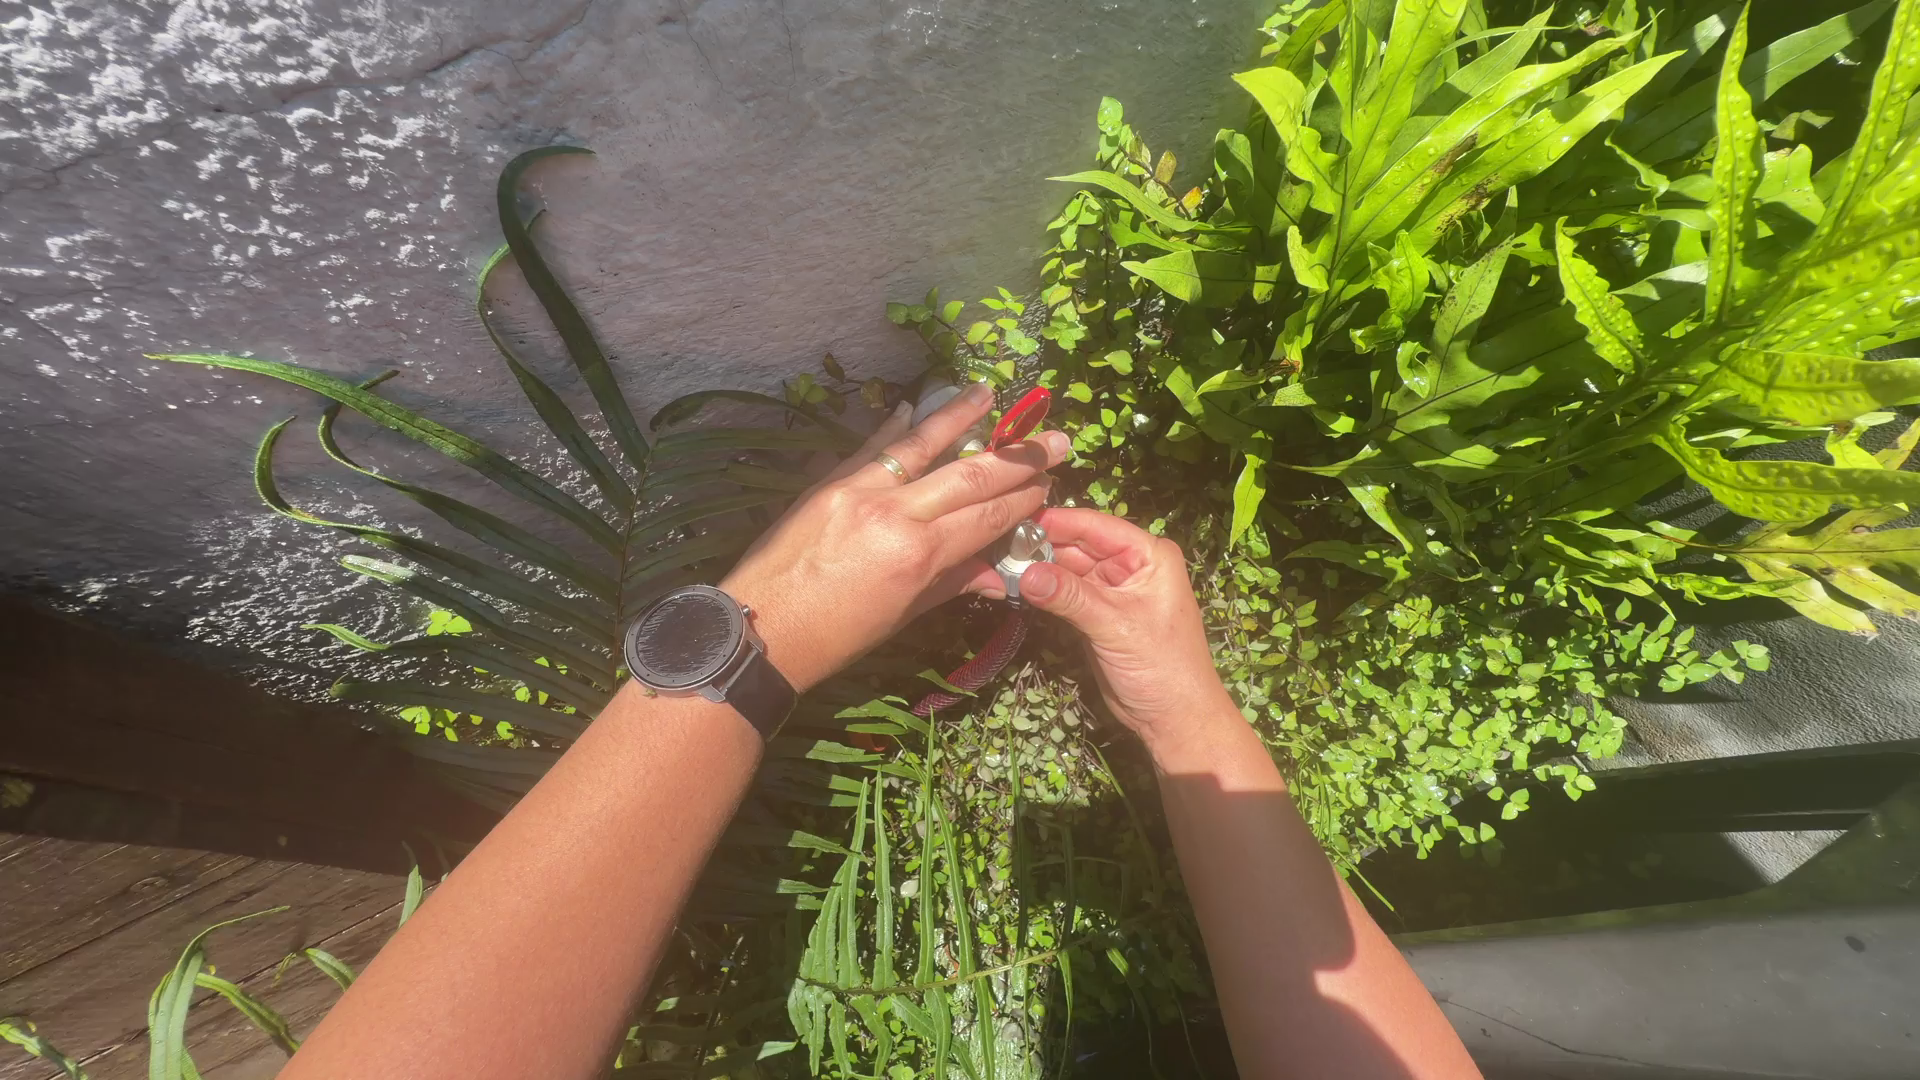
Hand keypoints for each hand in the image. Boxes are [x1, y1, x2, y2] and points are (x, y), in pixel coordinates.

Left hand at [721, 381, 1068, 691]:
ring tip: (988, 392)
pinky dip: (893, 427)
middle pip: (968, 475)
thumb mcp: (902, 617)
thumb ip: (951, 584)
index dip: (1022, 499)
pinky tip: (913, 406)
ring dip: (958, 417)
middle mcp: (894, 513)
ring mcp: (858, 491)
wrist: (759, 631)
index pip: (985, 516)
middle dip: (1016, 456)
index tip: (1048, 484)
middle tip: (1053, 439)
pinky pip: (870, 449)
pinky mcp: (828, 483)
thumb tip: (998, 574)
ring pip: (919, 446)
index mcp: (918, 555)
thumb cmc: (837, 638)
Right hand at [1015, 508, 1237, 753]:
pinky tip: (1015, 586)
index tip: (1014, 522)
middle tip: (997, 547)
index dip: (1056, 522)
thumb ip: (1071, 597)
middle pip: (1076, 545)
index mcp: (1147, 555)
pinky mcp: (1094, 614)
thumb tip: (1025, 573)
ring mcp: (1110, 590)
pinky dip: (1043, 591)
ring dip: (1037, 569)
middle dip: (1040, 547)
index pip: (1095, 526)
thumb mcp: (1116, 626)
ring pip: (1066, 569)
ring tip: (998, 565)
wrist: (1172, 719)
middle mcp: (1129, 565)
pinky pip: (1064, 594)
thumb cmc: (1161, 667)